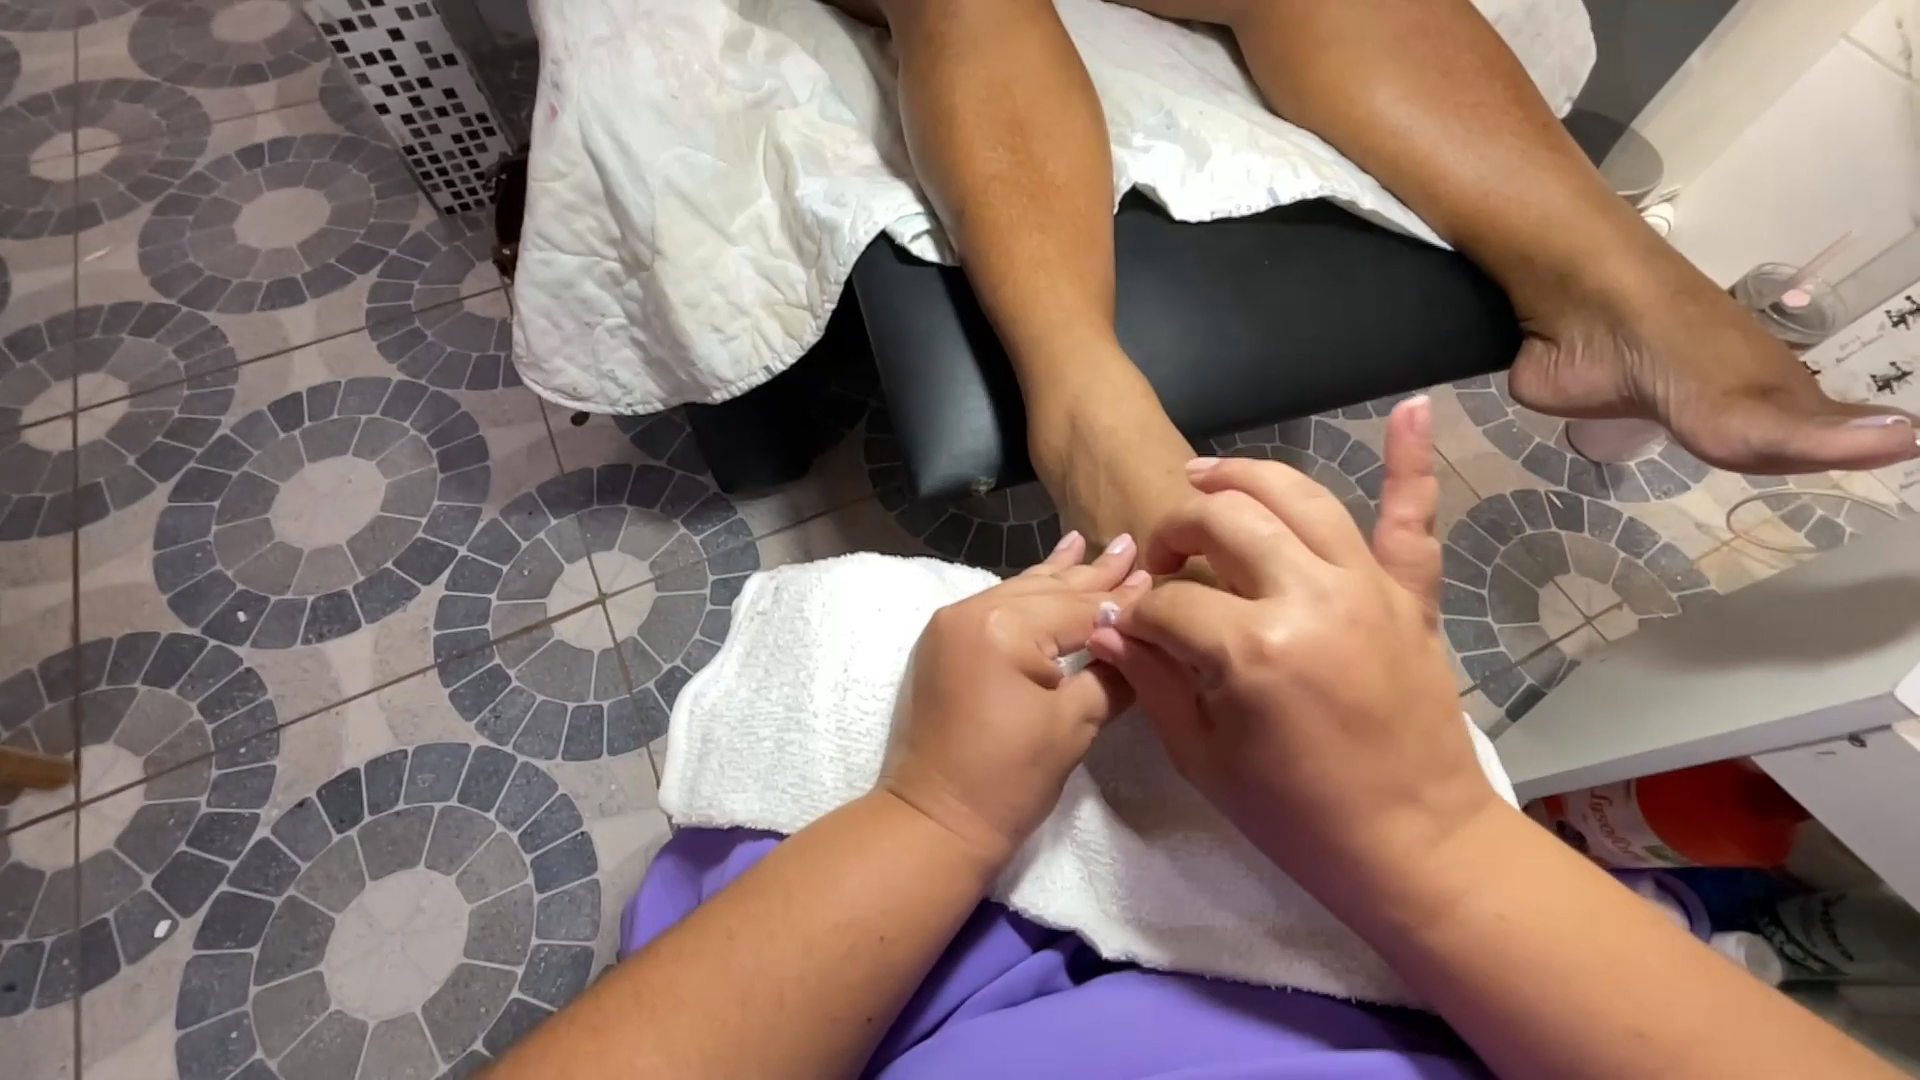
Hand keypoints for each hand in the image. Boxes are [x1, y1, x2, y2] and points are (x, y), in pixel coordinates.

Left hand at [882, 531, 1151, 866]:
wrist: (934, 820)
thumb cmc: (1008, 780)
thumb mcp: (1074, 724)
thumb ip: (1112, 672)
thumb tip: (1138, 637)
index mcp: (1004, 627)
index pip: (1079, 608)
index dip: (1122, 600)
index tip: (1158, 577)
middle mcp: (972, 611)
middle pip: (1047, 590)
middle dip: (1092, 574)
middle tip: (1130, 545)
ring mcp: (951, 624)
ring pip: (1019, 593)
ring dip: (1057, 575)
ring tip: (1085, 543)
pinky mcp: (943, 642)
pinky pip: (995, 608)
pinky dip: (1026, 594)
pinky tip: (1044, 572)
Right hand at [1089, 397, 1503, 911]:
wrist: (1411, 847)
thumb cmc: (1292, 814)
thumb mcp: (1200, 754)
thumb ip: (1151, 676)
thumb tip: (1108, 623)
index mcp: (1250, 647)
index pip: (1169, 598)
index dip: (1141, 612)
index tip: (1134, 631)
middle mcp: (1308, 596)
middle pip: (1222, 522)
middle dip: (1175, 527)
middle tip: (1161, 555)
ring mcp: (1367, 587)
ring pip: (1298, 496)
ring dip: (1243, 477)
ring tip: (1205, 478)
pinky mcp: (1408, 596)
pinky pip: (1412, 520)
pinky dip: (1412, 462)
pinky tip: (1413, 407)